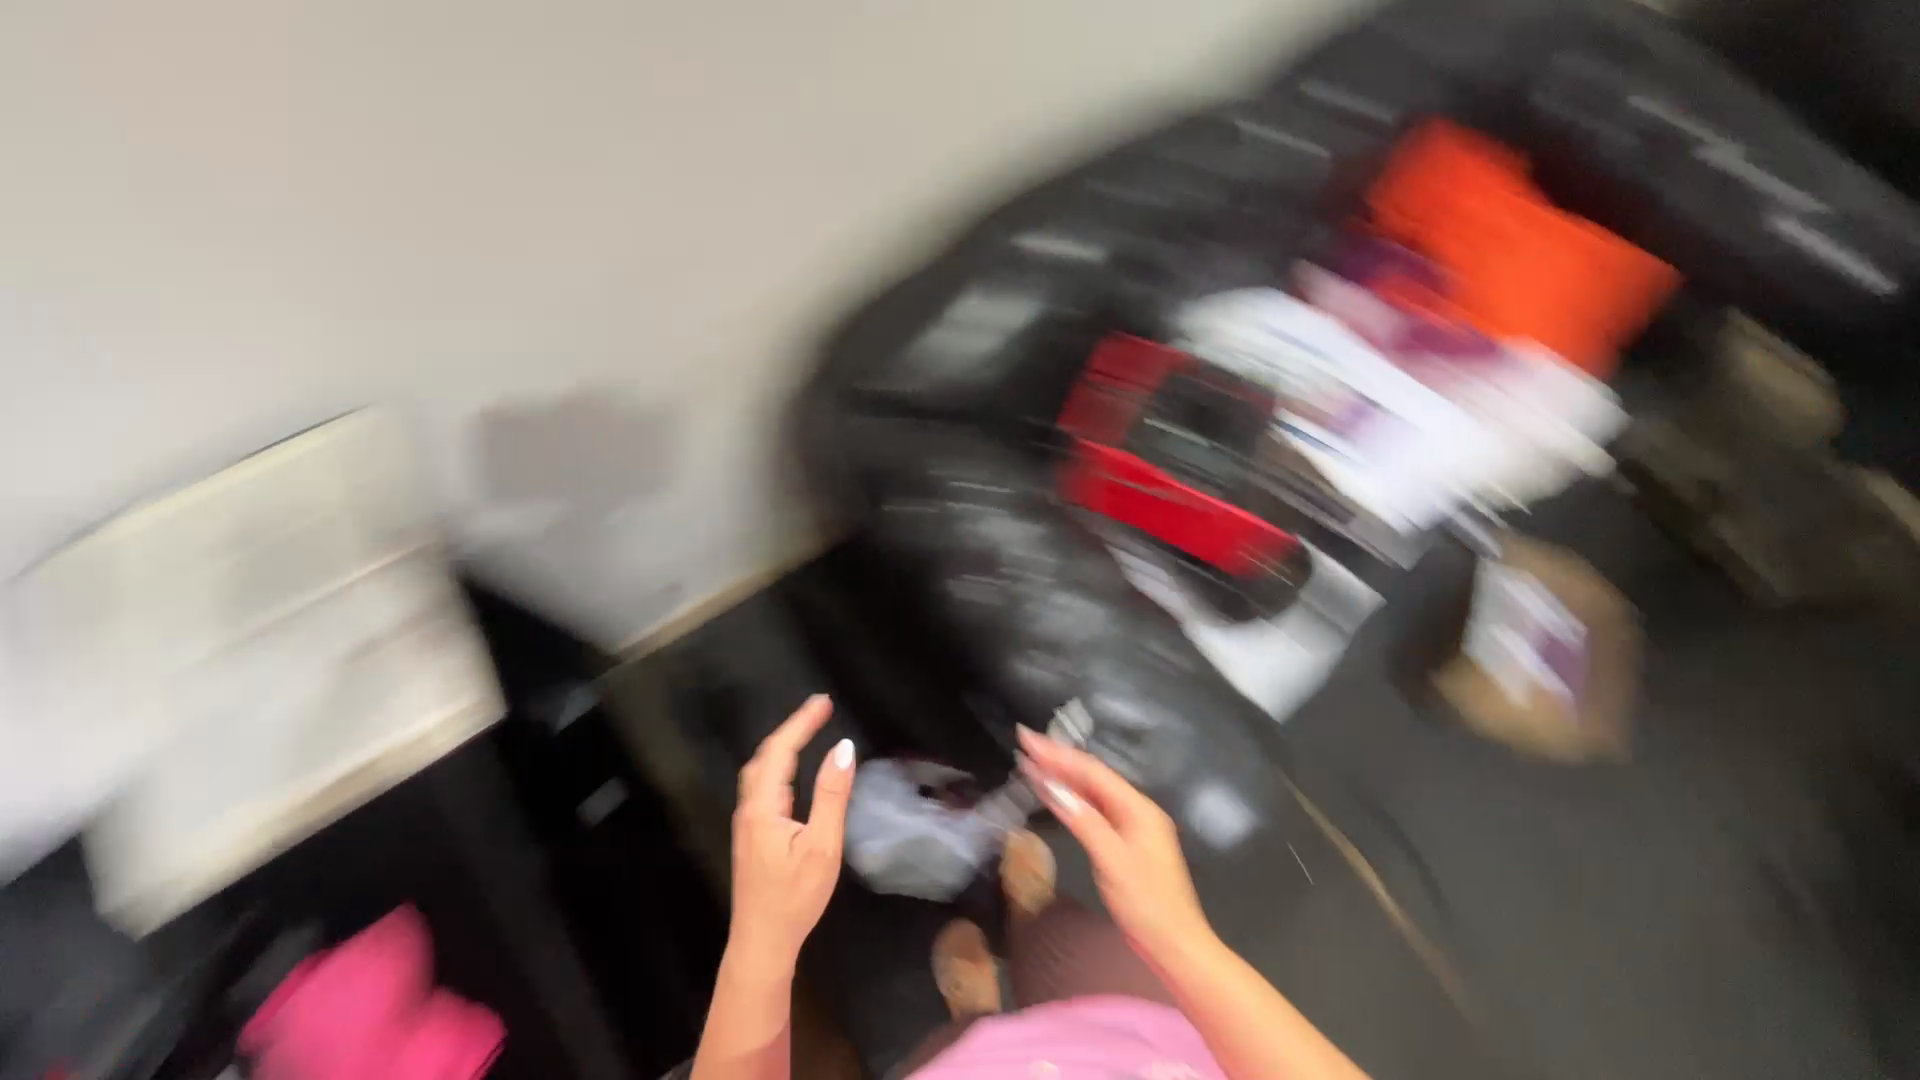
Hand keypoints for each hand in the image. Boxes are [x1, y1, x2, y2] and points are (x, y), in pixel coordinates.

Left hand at [727, 694, 855, 970]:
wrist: (762, 942)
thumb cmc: (795, 897)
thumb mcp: (823, 846)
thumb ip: (832, 795)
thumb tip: (843, 748)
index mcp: (763, 806)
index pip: (781, 750)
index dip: (802, 722)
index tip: (824, 701)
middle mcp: (748, 808)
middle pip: (765, 756)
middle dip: (792, 728)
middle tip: (819, 710)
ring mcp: (746, 822)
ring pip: (760, 771)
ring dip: (782, 745)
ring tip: (806, 731)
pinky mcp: (751, 835)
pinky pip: (762, 785)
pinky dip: (778, 765)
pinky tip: (790, 770)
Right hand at [1018, 726, 1214, 961]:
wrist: (1175, 945)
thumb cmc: (1146, 904)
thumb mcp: (1112, 861)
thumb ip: (1083, 821)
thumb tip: (1052, 786)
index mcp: (1137, 808)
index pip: (1091, 772)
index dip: (1058, 754)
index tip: (1028, 739)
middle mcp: (1136, 809)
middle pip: (1092, 777)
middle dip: (1058, 759)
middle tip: (1024, 743)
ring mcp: (1132, 826)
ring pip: (1092, 792)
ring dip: (1063, 776)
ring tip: (1032, 761)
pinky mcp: (1125, 842)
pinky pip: (1094, 809)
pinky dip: (1072, 799)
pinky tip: (1054, 794)